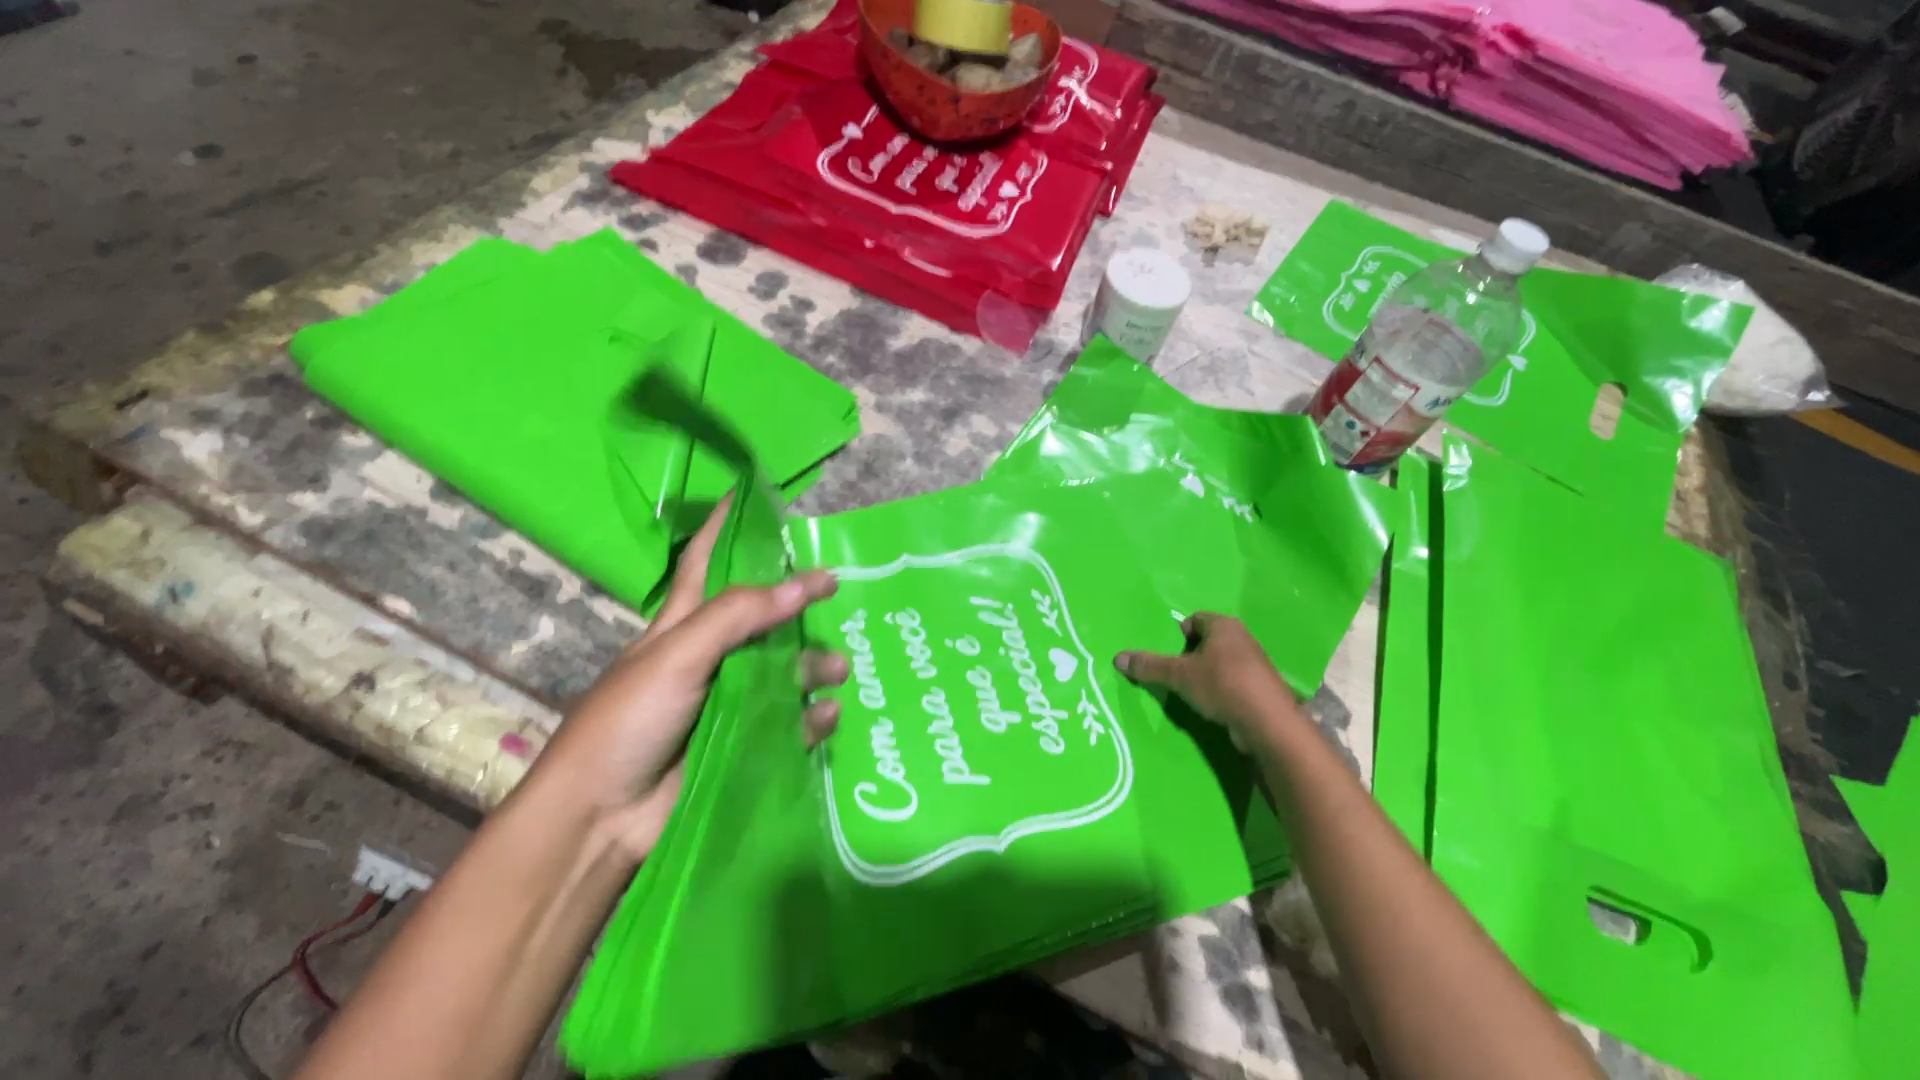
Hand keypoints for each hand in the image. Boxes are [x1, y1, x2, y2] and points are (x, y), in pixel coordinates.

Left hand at [531, 498, 847, 860]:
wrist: (603, 818)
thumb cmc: (627, 721)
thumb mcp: (677, 655)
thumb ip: (739, 615)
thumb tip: (806, 581)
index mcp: (681, 626)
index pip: (708, 561)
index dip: (728, 527)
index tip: (758, 495)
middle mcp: (710, 658)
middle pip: (763, 617)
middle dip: (798, 604)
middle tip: (838, 592)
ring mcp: (729, 704)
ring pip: (786, 671)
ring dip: (814, 664)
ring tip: (838, 669)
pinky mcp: (746, 746)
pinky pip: (792, 723)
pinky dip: (814, 716)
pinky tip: (827, 714)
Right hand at [1114, 613, 1302, 743]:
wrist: (1266, 720)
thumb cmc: (1221, 685)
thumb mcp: (1178, 675)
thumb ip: (1149, 666)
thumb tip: (1117, 657)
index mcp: (1223, 625)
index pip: (1196, 619)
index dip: (1179, 634)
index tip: (1171, 655)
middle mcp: (1242, 638)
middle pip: (1208, 640)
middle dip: (1191, 655)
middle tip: (1177, 674)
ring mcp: (1255, 663)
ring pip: (1222, 662)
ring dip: (1207, 674)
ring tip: (1193, 692)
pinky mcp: (1260, 687)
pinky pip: (1233, 682)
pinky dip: (1221, 690)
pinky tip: (1213, 706)